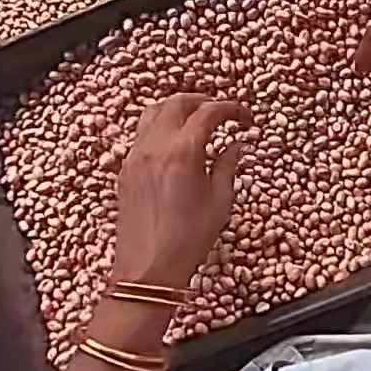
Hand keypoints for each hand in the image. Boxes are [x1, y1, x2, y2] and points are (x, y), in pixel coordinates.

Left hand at [111, 94, 251, 286]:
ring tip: (196, 119)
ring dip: (177, 109)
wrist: (148, 269)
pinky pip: (142, 134)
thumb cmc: (188, 240)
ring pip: (153, 113)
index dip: (230, 109)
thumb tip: (237, 143)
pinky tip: (175, 143)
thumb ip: (228, 166)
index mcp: (182, 151)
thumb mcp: (220, 202)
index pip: (208, 113)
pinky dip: (161, 127)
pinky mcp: (126, 170)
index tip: (244, 116)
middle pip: (176, 103)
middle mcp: (155, 146)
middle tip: (221, 111)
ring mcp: (136, 156)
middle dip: (202, 101)